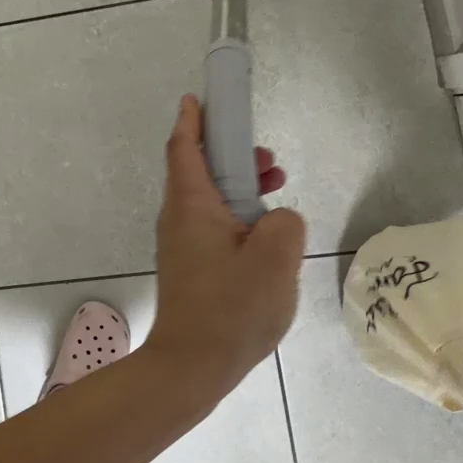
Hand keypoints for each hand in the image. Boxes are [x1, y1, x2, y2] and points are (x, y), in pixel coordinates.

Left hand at [145, 95, 306, 399]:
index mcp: (190, 204)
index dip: (192, 120)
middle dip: (232, 156)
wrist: (192, 364)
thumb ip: (284, 224)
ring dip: (240, 189)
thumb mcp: (275, 257)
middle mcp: (178, 218)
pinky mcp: (190, 268)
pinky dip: (236, 217)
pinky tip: (266, 236)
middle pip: (199, 171)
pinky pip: (212, 226)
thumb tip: (276, 219)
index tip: (199, 98)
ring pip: (209, 201)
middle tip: (269, 161)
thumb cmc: (231, 305)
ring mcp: (181, 245)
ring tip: (276, 194)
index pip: (184, 148)